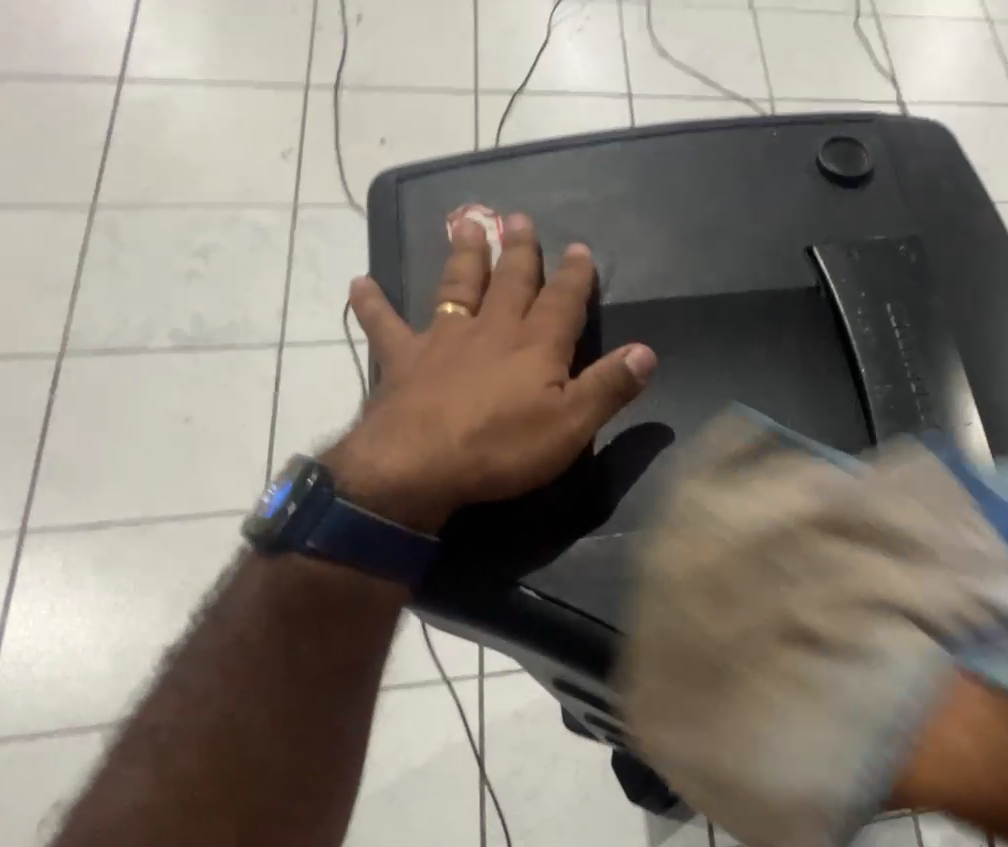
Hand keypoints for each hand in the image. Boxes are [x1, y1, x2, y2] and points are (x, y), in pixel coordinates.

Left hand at [325, 213, 657, 531]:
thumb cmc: (504, 448)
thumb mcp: (573, 424)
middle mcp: (492, 330)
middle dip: (519, 252)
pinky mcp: (403, 361)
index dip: (574, 276)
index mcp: (536, 346)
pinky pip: (385, 325)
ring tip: (465, 225)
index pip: (562, 302)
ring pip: (457, 288)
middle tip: (518, 219)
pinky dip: (373, 304)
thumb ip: (609, 386)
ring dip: (464, 257)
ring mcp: (443, 341)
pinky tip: (361, 284)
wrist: (418, 465)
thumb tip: (647, 352)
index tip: (579, 248)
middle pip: (509, 283)